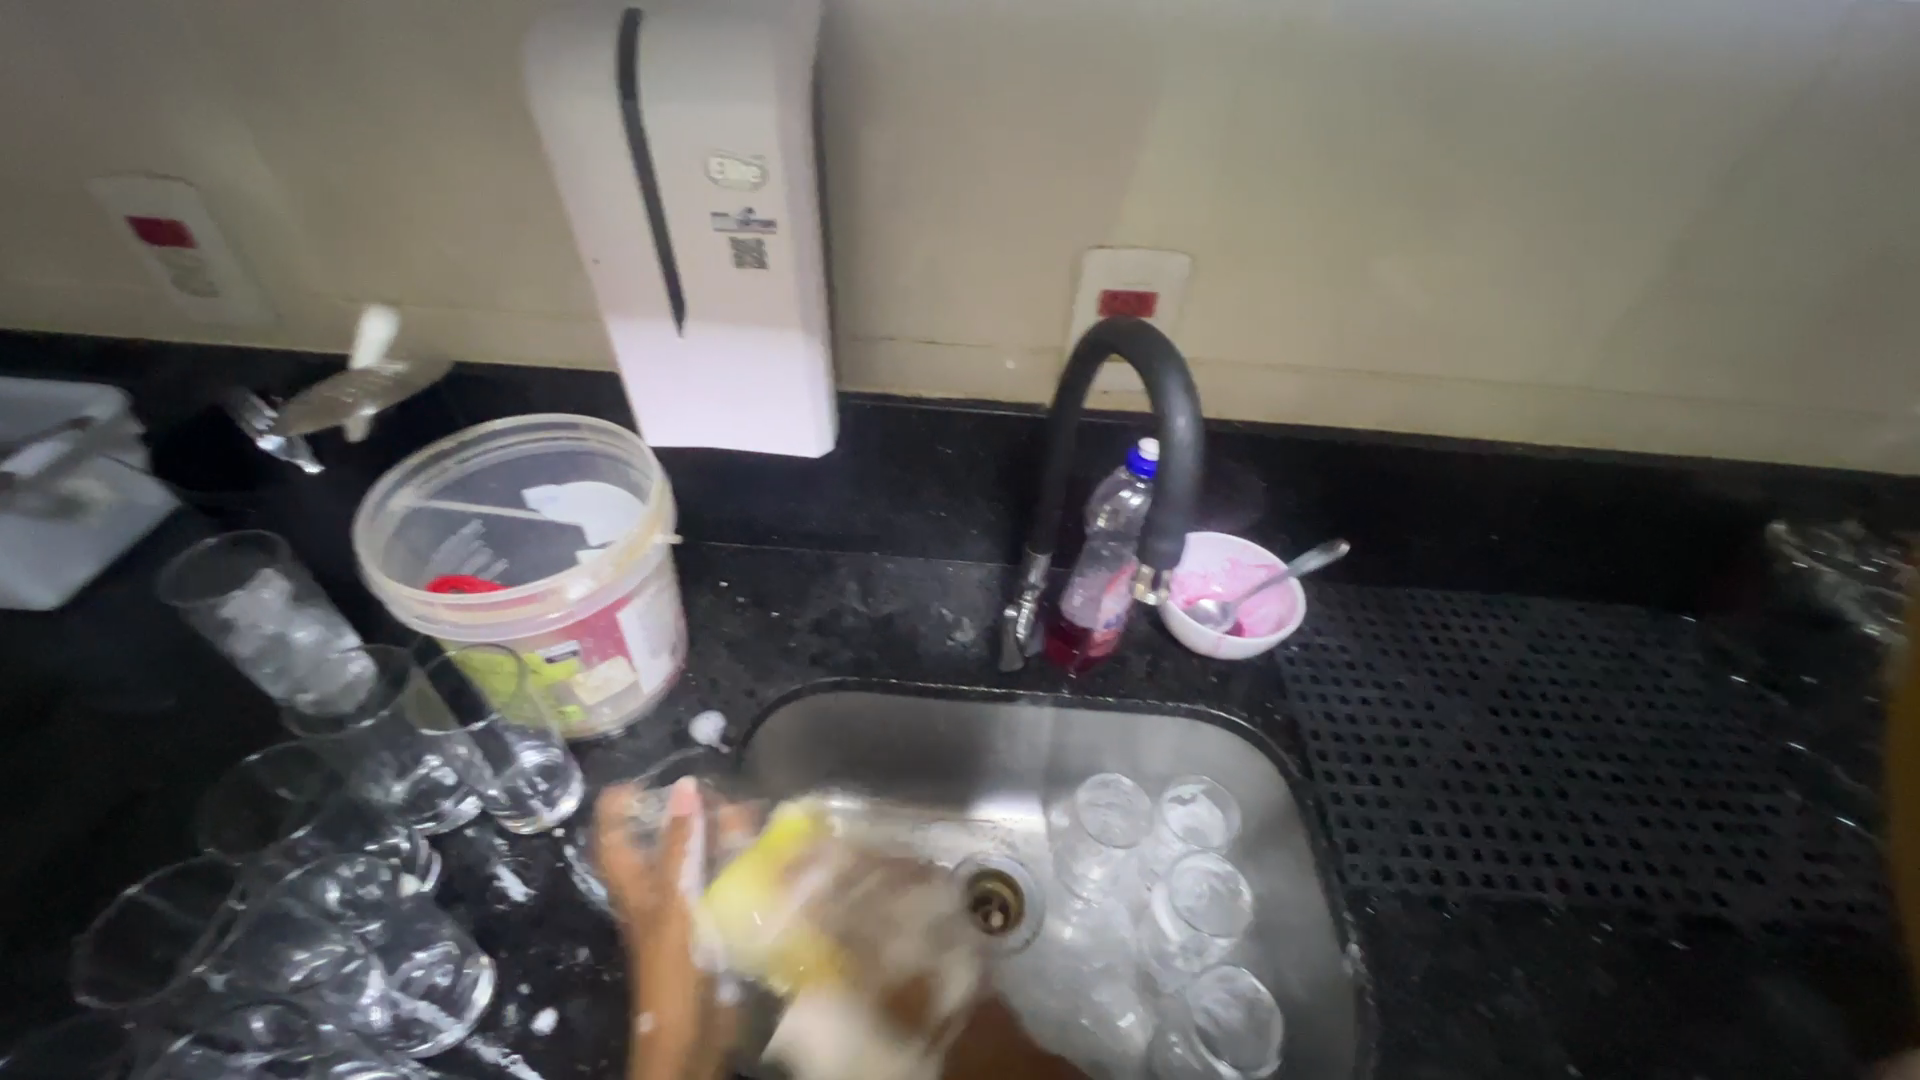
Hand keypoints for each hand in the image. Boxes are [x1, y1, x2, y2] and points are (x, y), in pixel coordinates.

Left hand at [594, 778, 752, 1079]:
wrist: (692, 1037)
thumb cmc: (672, 969)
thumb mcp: (674, 901)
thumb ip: (680, 844)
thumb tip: (683, 784)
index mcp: (635, 884)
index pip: (612, 834)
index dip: (619, 804)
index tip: (645, 779)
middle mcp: (657, 890)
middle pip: (664, 838)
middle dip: (690, 812)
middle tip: (721, 794)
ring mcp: (686, 905)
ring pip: (699, 854)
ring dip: (722, 832)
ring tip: (752, 815)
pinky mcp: (713, 921)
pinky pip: (724, 878)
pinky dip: (741, 859)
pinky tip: (766, 849)